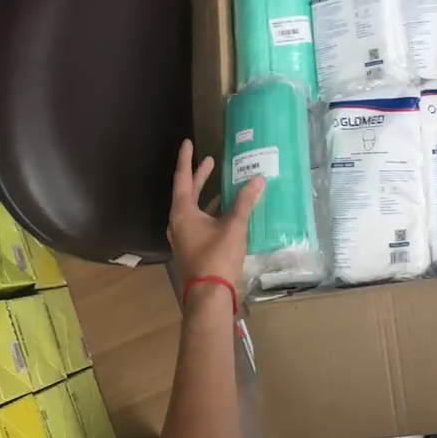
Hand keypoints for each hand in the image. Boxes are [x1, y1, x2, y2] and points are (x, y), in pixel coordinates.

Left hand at [168, 140, 262, 303]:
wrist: (209, 294)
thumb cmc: (217, 256)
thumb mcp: (234, 226)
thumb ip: (245, 201)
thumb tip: (258, 179)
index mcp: (183, 212)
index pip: (183, 178)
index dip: (186, 160)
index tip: (188, 143)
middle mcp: (178, 222)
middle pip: (187, 193)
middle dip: (199, 177)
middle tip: (211, 161)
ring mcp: (184, 237)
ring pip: (194, 210)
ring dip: (206, 197)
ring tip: (222, 186)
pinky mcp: (192, 248)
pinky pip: (200, 223)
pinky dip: (211, 213)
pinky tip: (226, 214)